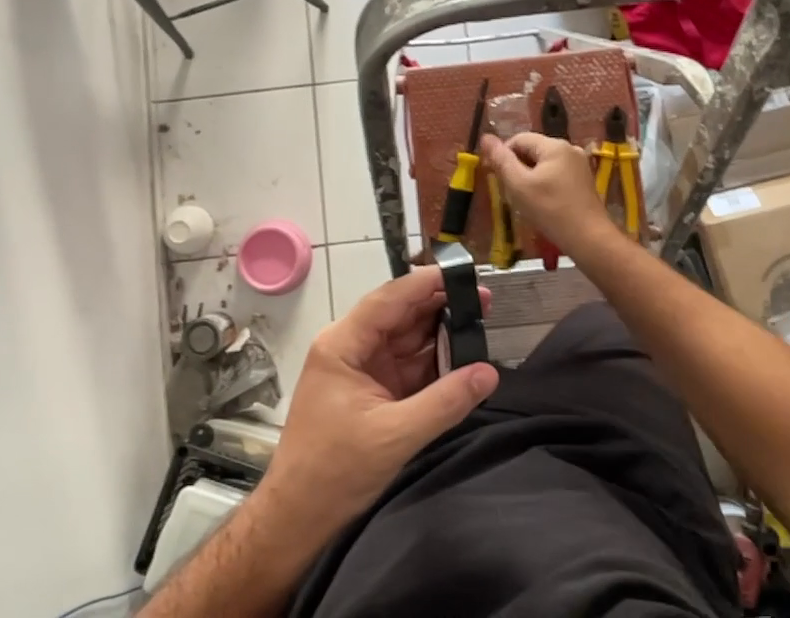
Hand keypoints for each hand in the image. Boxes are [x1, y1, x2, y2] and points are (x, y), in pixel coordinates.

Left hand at [266, 266, 499, 530]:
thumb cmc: (335, 470)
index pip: (390, 299)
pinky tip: (464, 358)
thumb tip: (490, 373)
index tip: (466, 273)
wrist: (299, 516)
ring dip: (442, 333)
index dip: (428, 283)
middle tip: (486, 302)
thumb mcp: (394, 435)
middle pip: (401, 314)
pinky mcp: (373, 392)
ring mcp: (363, 369)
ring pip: (408, 339)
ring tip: (482, 324)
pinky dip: (436, 362)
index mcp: (343, 344)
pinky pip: (409, 367)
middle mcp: (352, 347)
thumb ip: (445, 401)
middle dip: (442, 306)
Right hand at [481, 132, 617, 257]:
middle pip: (533, 150)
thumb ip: (501, 160)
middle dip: (517, 166)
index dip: (503, 155)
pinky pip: (556, 173)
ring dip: (529, 176)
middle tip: (509, 191)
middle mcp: (570, 149)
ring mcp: (579, 164)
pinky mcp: (583, 180)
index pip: (519, 139)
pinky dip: (544, 183)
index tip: (496, 177)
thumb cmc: (550, 210)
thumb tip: (486, 137)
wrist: (588, 238)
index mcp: (554, 145)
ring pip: (544, 163)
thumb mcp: (519, 185)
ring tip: (523, 198)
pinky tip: (541, 202)